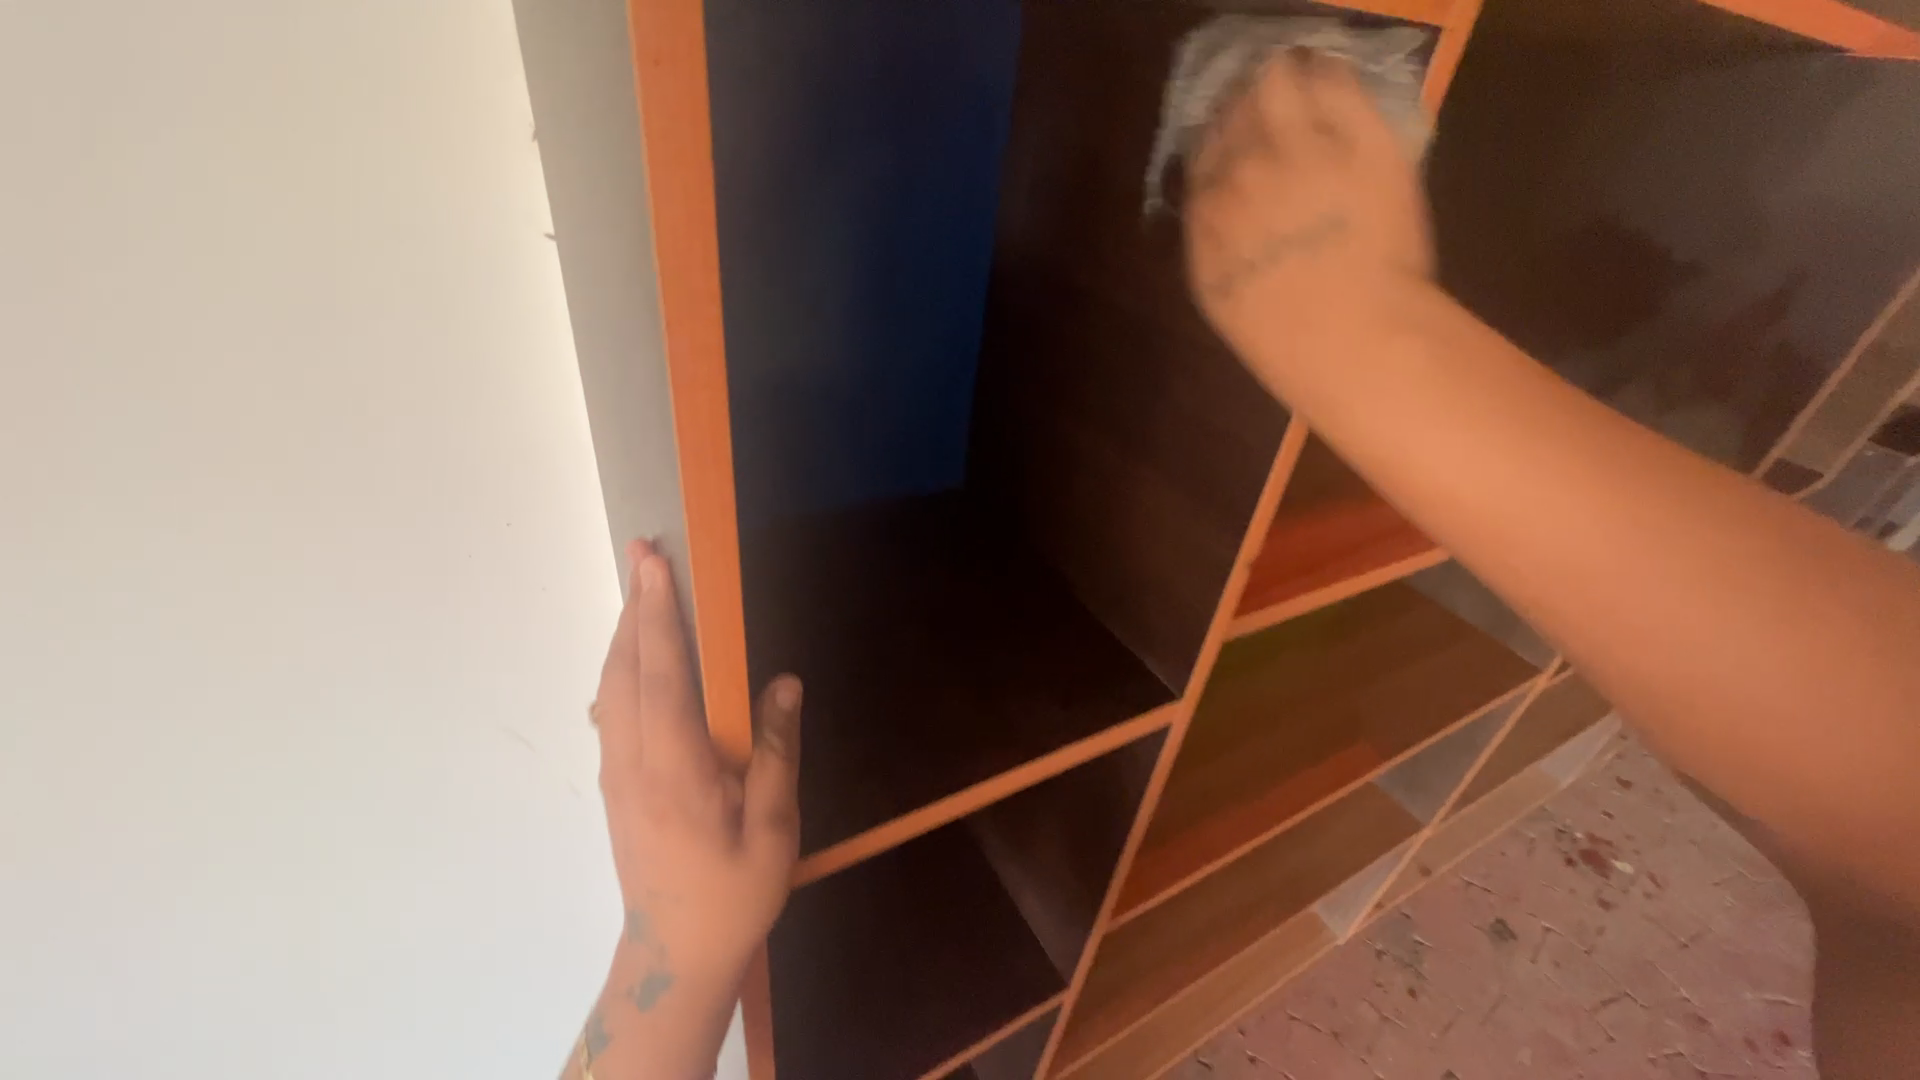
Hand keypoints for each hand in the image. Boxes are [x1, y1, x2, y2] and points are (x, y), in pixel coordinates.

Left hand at [575, 538, 800, 1077]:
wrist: (673, 953)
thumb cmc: (732, 892)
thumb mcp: (772, 831)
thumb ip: (776, 753)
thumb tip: (785, 683)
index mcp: (674, 770)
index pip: (662, 676)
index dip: (659, 615)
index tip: (657, 564)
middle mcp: (634, 762)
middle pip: (626, 669)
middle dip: (635, 606)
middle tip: (643, 551)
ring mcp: (617, 774)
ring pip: (611, 687)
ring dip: (625, 632)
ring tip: (640, 589)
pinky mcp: (615, 785)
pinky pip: (612, 709)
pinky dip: (620, 667)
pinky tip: (632, 657)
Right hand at [1183, 52, 1433, 353]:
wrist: (1348, 338)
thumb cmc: (1279, 337)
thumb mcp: (1217, 292)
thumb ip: (1208, 235)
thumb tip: (1215, 196)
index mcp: (1207, 212)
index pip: (1203, 150)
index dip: (1221, 140)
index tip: (1238, 142)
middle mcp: (1243, 170)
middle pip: (1234, 111)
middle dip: (1249, 109)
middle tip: (1273, 118)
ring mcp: (1302, 148)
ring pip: (1277, 80)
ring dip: (1284, 81)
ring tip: (1302, 94)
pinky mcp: (1362, 137)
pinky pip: (1338, 81)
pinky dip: (1331, 77)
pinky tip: (1333, 89)